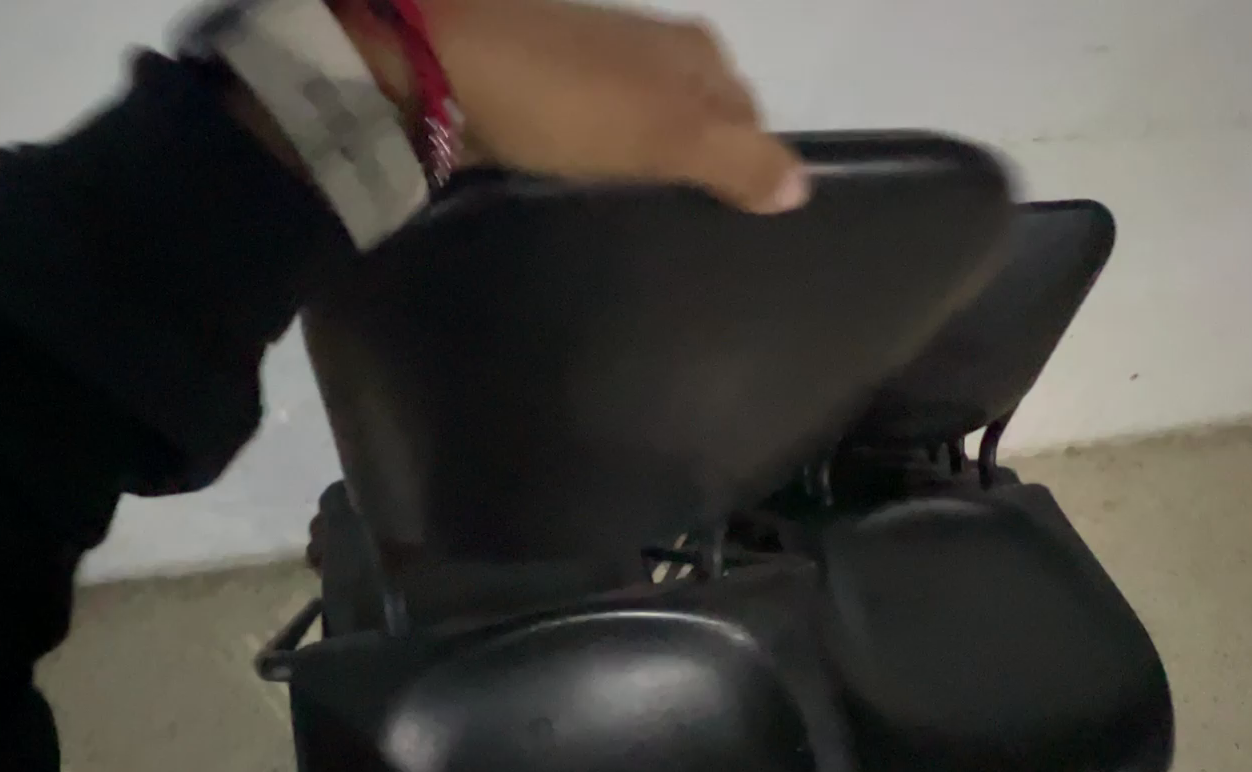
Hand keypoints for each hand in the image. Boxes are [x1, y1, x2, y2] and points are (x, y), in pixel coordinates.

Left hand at [338, 0, 808, 213]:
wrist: (450, 73)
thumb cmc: (570, 103)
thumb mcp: (666, 135)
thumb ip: (735, 159)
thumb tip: (801, 188)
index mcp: (695, 58)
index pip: (751, 118)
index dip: (751, 171)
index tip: (741, 227)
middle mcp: (657, 55)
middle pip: (705, 123)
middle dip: (709, 174)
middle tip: (697, 237)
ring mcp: (603, 74)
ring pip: (656, 134)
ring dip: (660, 178)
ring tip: (655, 231)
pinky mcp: (557, 97)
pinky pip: (608, 142)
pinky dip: (616, 173)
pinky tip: (606, 201)